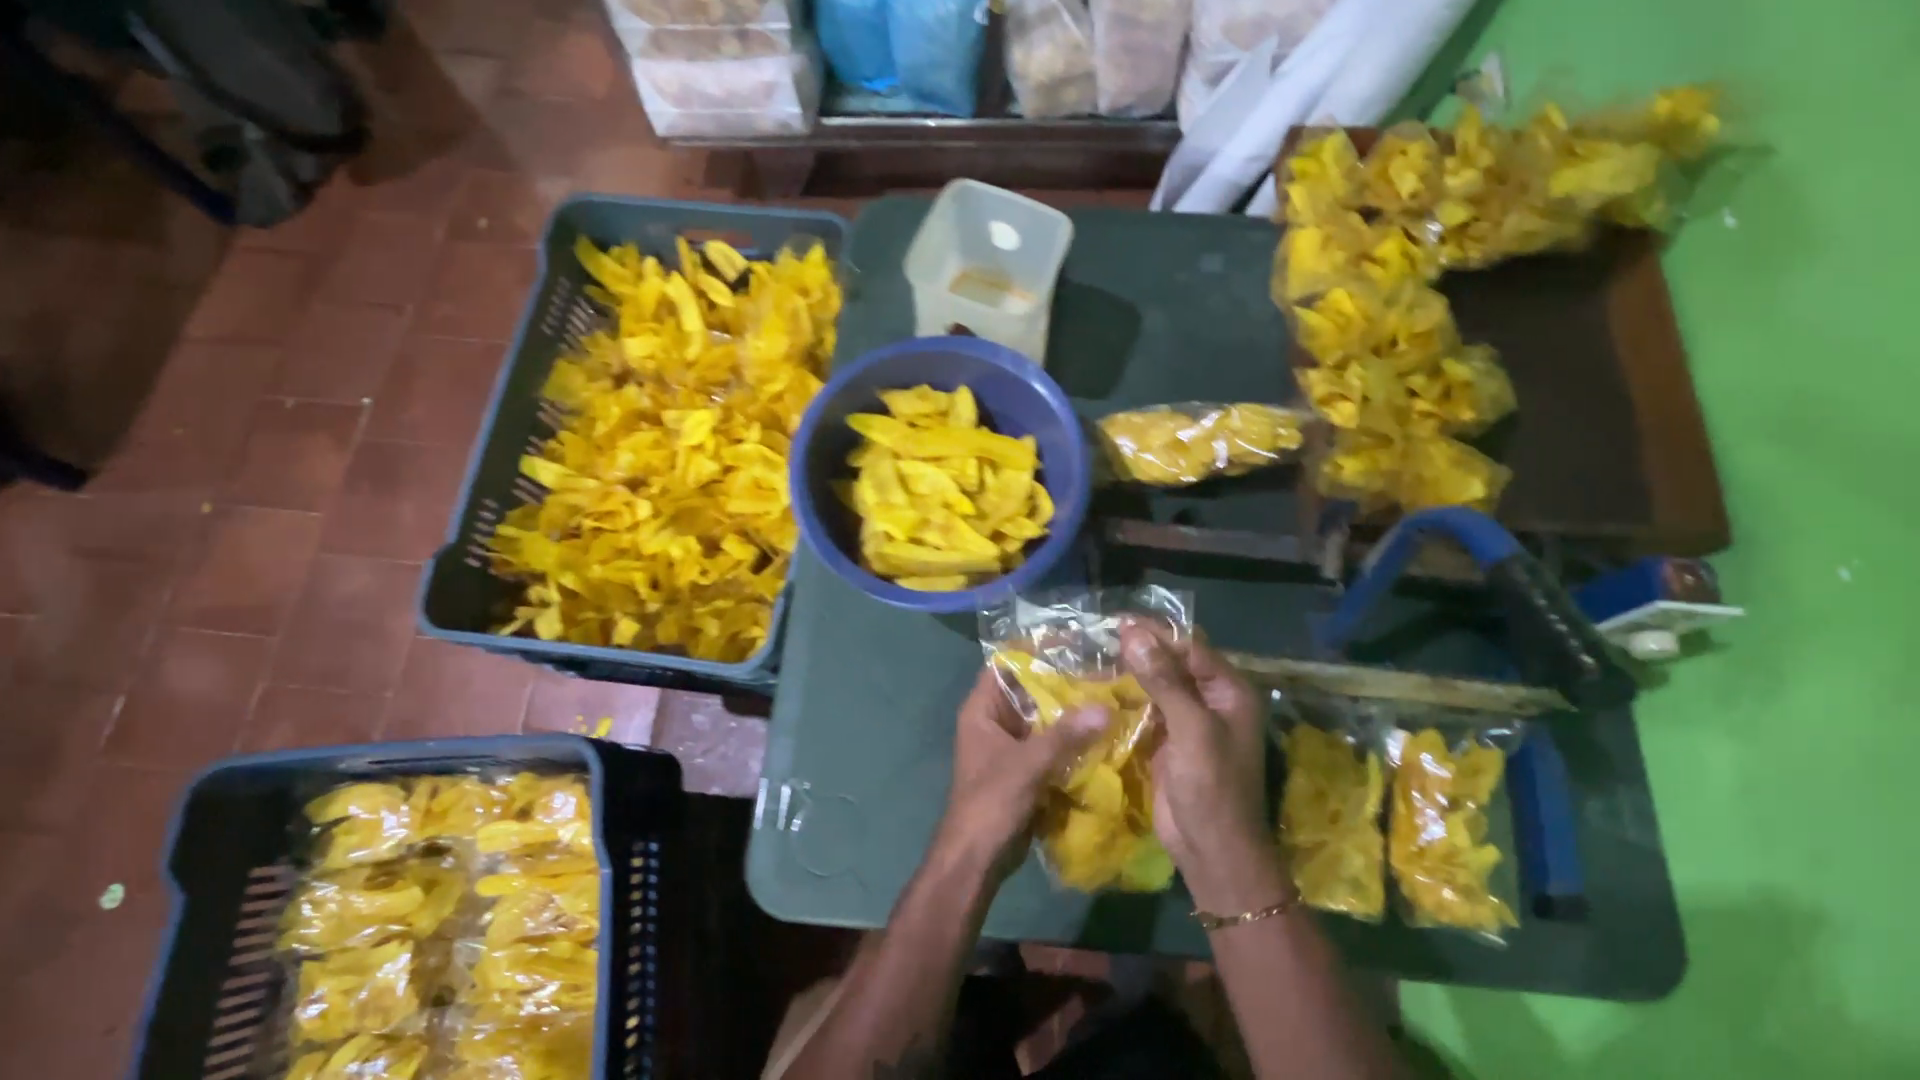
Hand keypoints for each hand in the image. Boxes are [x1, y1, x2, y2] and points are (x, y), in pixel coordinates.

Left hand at [934, 666, 1107, 882]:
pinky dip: (1073, 741)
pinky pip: (1052, 746)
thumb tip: (1105, 707)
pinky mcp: (1026, 770)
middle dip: (1064, 683)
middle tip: (1104, 670)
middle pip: (1030, 691)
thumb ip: (1066, 735)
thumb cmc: (991, 802)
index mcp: (982, 710)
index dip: (1035, 650)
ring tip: (1112, 697)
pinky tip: (1105, 735)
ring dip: (1072, 714)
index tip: (1072, 641)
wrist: (977, 858)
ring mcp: (1011, 747)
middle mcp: (995, 722)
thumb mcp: (1028, 764)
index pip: (1006, 664)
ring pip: (1044, 719)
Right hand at [1120, 620, 1293, 915]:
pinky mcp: (1166, 744)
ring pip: (1155, 687)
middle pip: (1172, 664)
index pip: (1190, 648)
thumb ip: (1164, 680)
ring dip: (1127, 675)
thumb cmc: (1212, 788)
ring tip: (1090, 659)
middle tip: (1096, 637)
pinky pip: (1144, 713)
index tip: (1116, 622)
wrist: (1213, 851)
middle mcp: (1211, 701)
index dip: (1155, 633)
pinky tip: (1095, 693)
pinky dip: (1123, 702)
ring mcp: (1188, 724)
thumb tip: (1133, 633)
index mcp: (1229, 692)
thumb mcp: (1192, 729)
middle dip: (1138, 651)